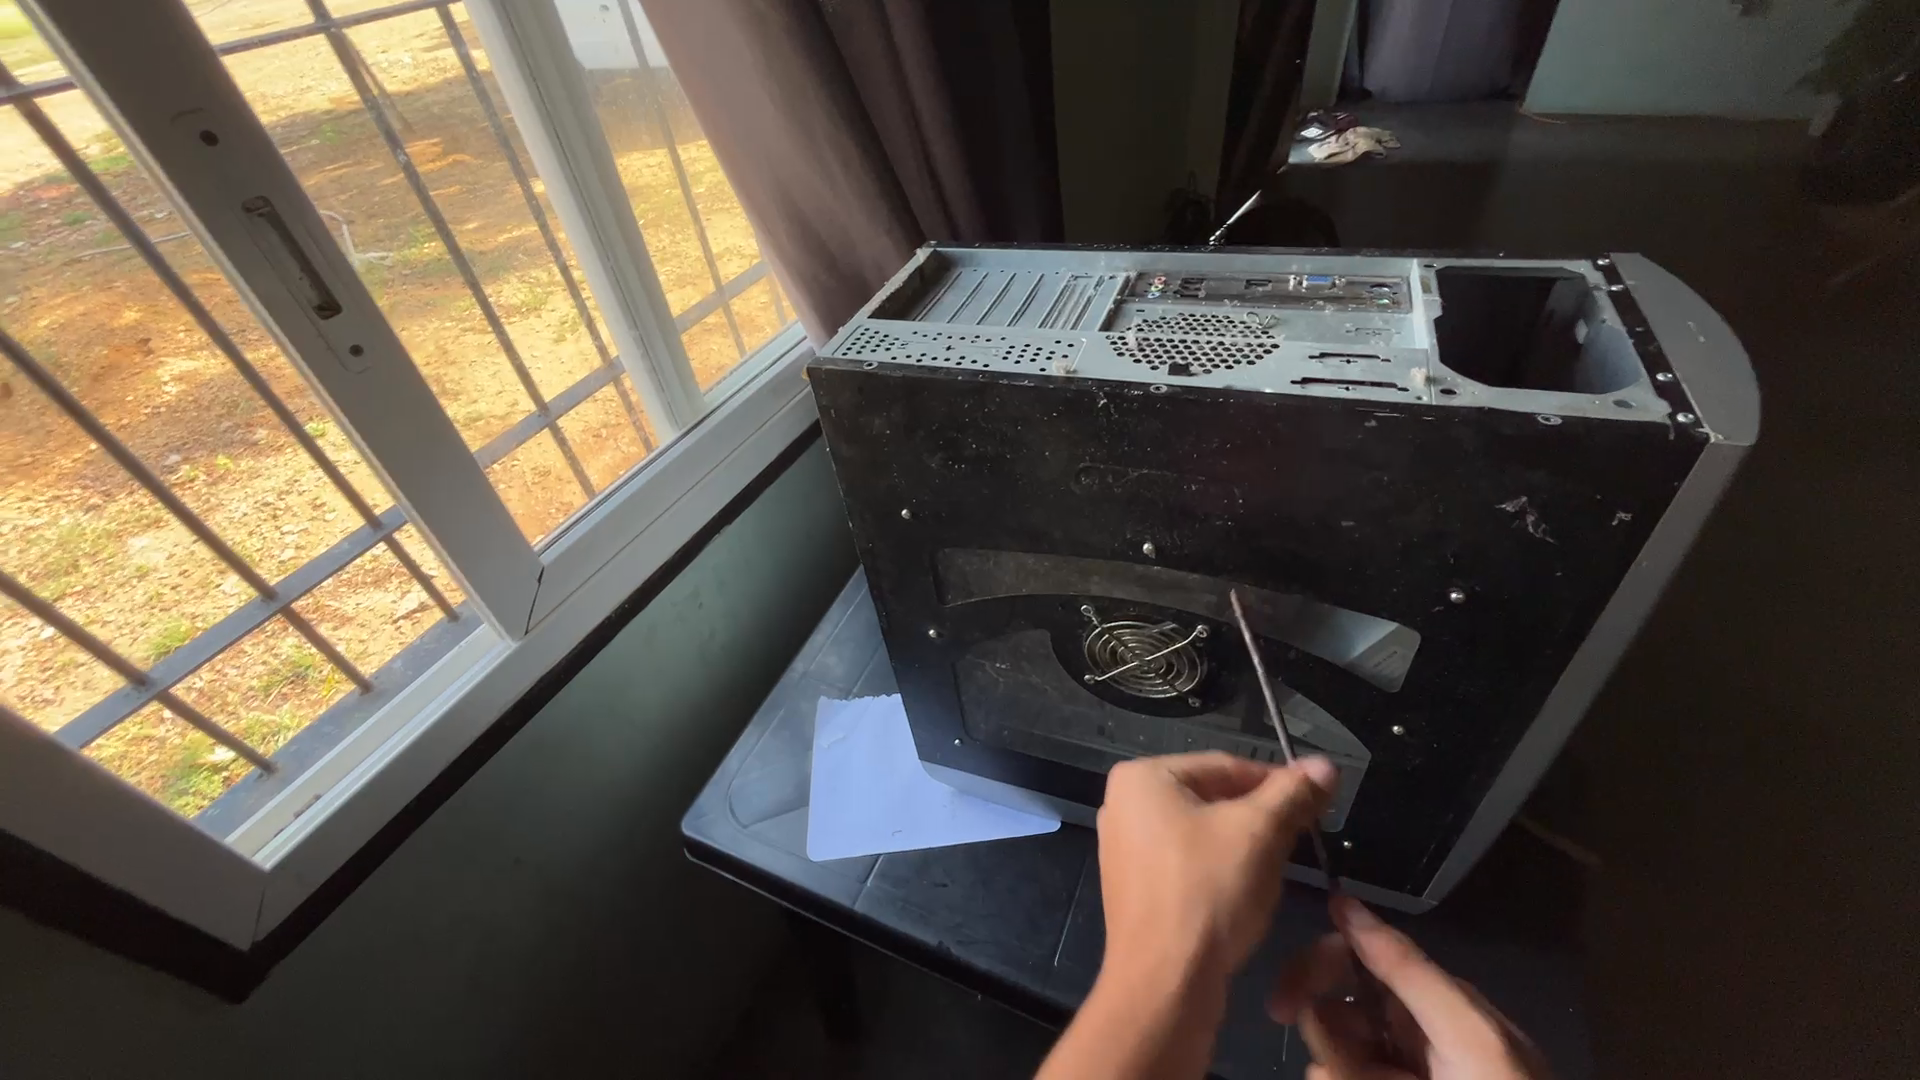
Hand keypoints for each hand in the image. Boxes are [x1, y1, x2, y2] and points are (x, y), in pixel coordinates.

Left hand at [1096, 751, 1338, 986]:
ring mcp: (1123, 846)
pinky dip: (1218, 870)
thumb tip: (1324, 764)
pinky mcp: (1134, 884)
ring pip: (1200, 831)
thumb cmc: (1207, 892)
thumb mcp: (1258, 834)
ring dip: (1243, 845)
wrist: (1165, 981)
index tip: (1317, 800)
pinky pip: (1185, 862)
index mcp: (1141, 777)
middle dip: (1258, 817)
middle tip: (1302, 836)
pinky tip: (1245, 892)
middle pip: (1210, 797)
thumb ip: (1292, 795)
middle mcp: (1123, 803)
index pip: (1224, 765)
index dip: (1276, 782)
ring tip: (1277, 865)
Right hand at [1269, 896, 1552, 1079]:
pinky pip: (1339, 1074)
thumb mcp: (1470, 1038)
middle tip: (1337, 1072)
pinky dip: (1337, 1077)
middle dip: (1325, 1039)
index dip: (1313, 971)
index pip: (1352, 956)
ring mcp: (1398, 1068)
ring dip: (1334, 1067)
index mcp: (1431, 999)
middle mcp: (1410, 1031)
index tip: (1282, 1007)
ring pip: (1333, 1053)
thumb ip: (1406, 969)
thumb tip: (1341, 899)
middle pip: (1334, 1009)